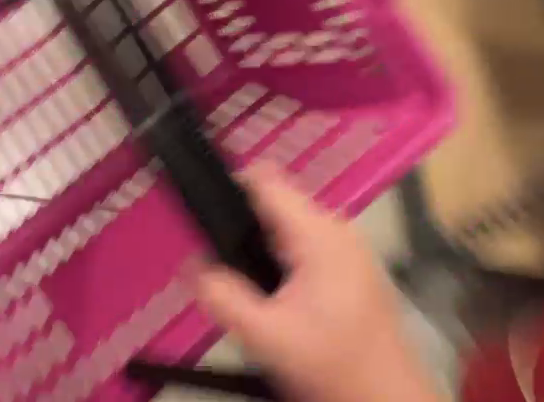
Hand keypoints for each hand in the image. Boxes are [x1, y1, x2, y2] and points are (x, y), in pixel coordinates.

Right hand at [192, 165, 440, 401]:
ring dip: (265, 240)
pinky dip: (286, 254)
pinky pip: (307, 239)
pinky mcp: (354, 263)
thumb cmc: (334, 366)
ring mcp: (349, 244)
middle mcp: (336, 227)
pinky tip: (280, 291)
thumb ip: (223, 297)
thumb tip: (189, 266)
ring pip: (291, 220)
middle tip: (227, 259)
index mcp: (317, 233)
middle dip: (246, 223)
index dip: (230, 184)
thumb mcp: (268, 338)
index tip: (207, 210)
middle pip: (275, 199)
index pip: (264, 178)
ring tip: (253, 279)